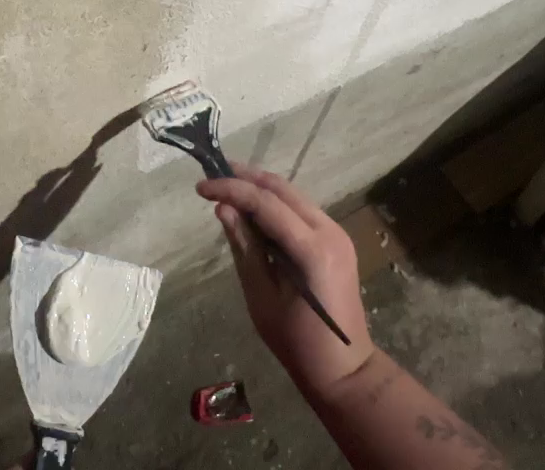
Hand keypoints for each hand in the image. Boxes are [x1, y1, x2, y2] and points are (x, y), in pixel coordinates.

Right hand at [197, 163, 373, 395]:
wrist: (344, 369)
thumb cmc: (297, 341)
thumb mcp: (261, 296)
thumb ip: (244, 247)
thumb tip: (223, 208)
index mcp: (313, 249)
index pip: (266, 203)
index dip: (231, 190)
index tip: (200, 188)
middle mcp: (329, 231)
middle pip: (282, 189)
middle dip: (245, 177)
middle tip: (212, 174)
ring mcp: (336, 233)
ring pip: (292, 195)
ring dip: (259, 187)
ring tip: (226, 186)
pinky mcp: (335, 240)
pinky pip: (300, 209)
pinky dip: (274, 203)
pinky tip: (251, 209)